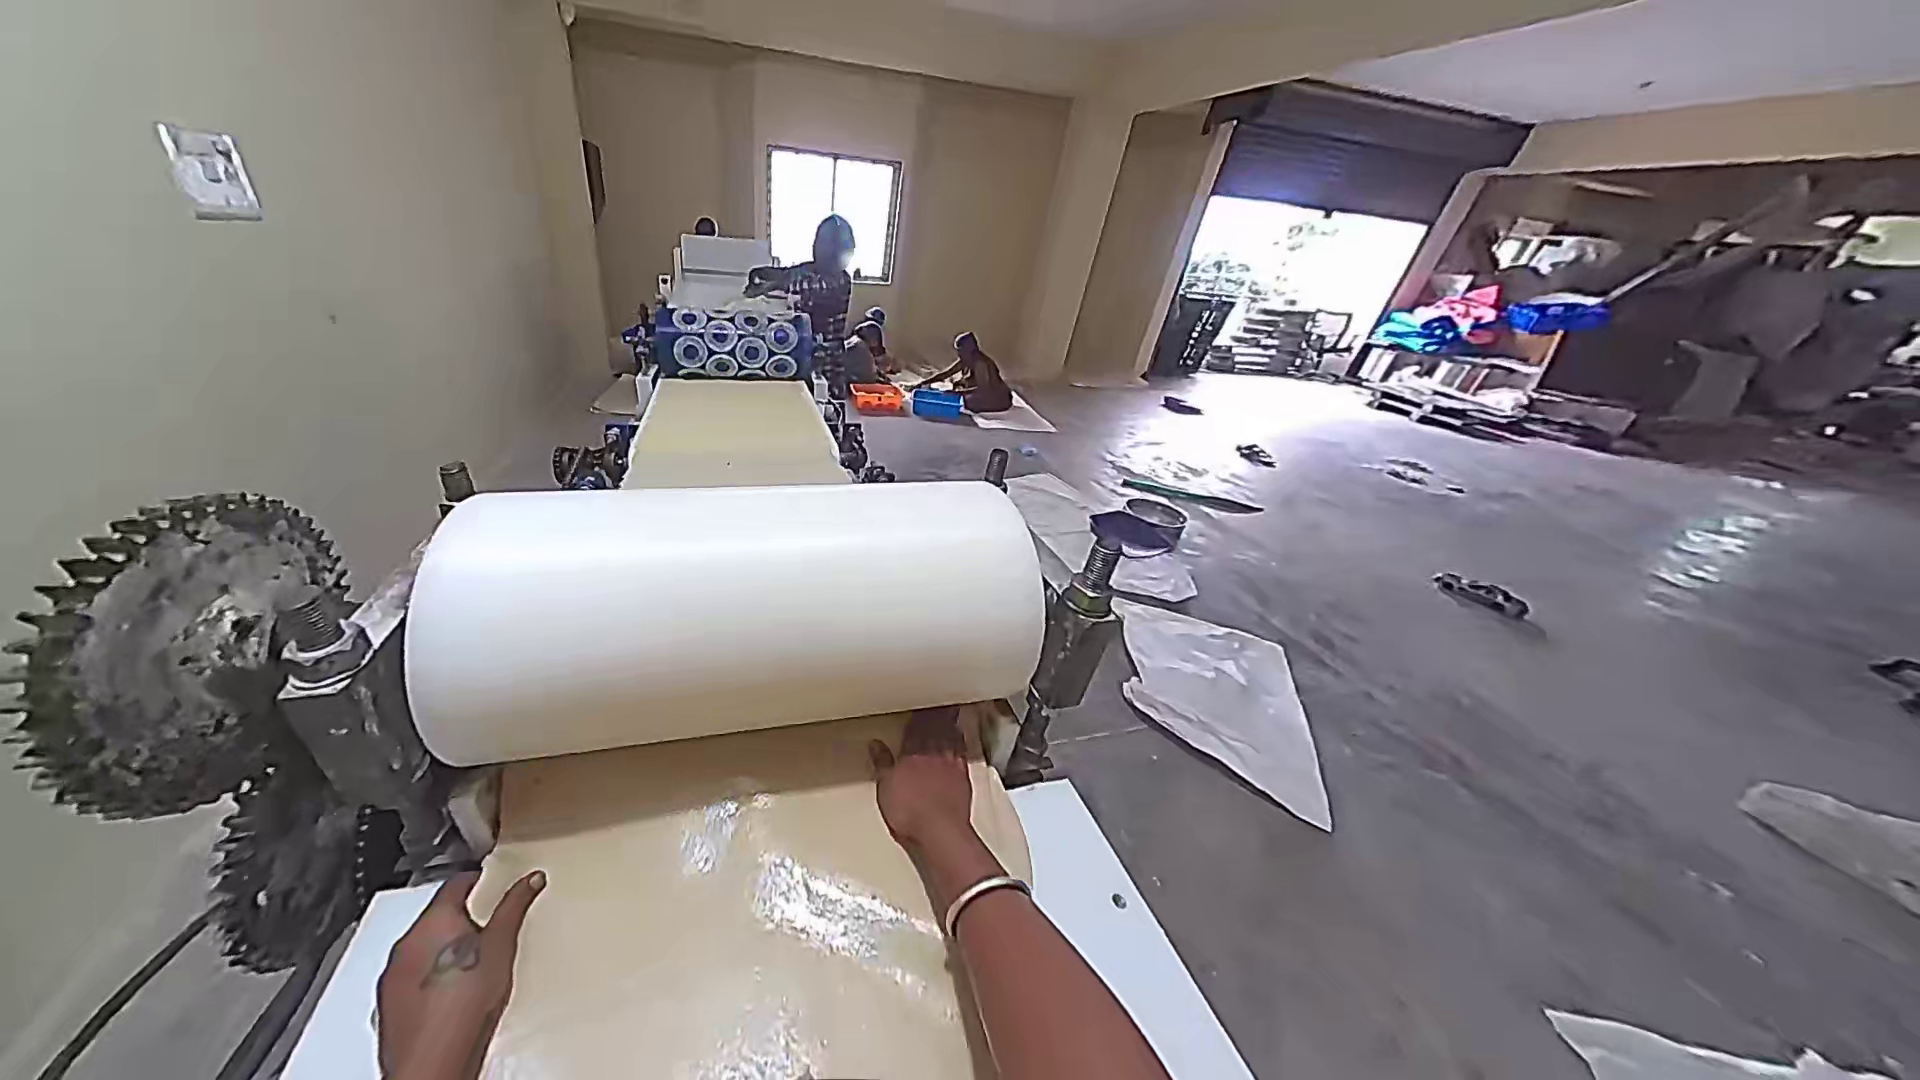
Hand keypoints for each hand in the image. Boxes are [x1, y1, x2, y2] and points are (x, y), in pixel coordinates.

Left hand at [377, 870, 545, 1079]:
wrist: (434, 1061)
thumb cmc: (465, 1004)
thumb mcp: (503, 943)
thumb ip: (515, 906)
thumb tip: (530, 880)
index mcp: (431, 923)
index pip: (455, 884)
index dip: (478, 878)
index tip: (494, 881)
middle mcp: (405, 946)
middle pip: (438, 914)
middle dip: (465, 914)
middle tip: (493, 921)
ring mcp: (393, 977)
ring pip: (425, 945)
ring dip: (448, 944)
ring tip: (479, 957)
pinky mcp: (389, 1004)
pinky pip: (415, 974)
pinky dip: (435, 971)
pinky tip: (457, 986)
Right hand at [869, 706, 974, 849]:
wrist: (940, 830)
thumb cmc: (908, 810)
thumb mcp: (885, 787)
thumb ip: (881, 763)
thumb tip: (875, 744)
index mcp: (912, 753)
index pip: (914, 728)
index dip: (917, 717)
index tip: (918, 707)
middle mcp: (933, 753)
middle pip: (935, 728)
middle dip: (935, 715)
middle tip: (937, 704)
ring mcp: (950, 763)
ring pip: (950, 735)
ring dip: (949, 723)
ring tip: (950, 712)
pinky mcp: (963, 776)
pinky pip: (962, 751)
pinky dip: (961, 742)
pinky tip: (961, 738)